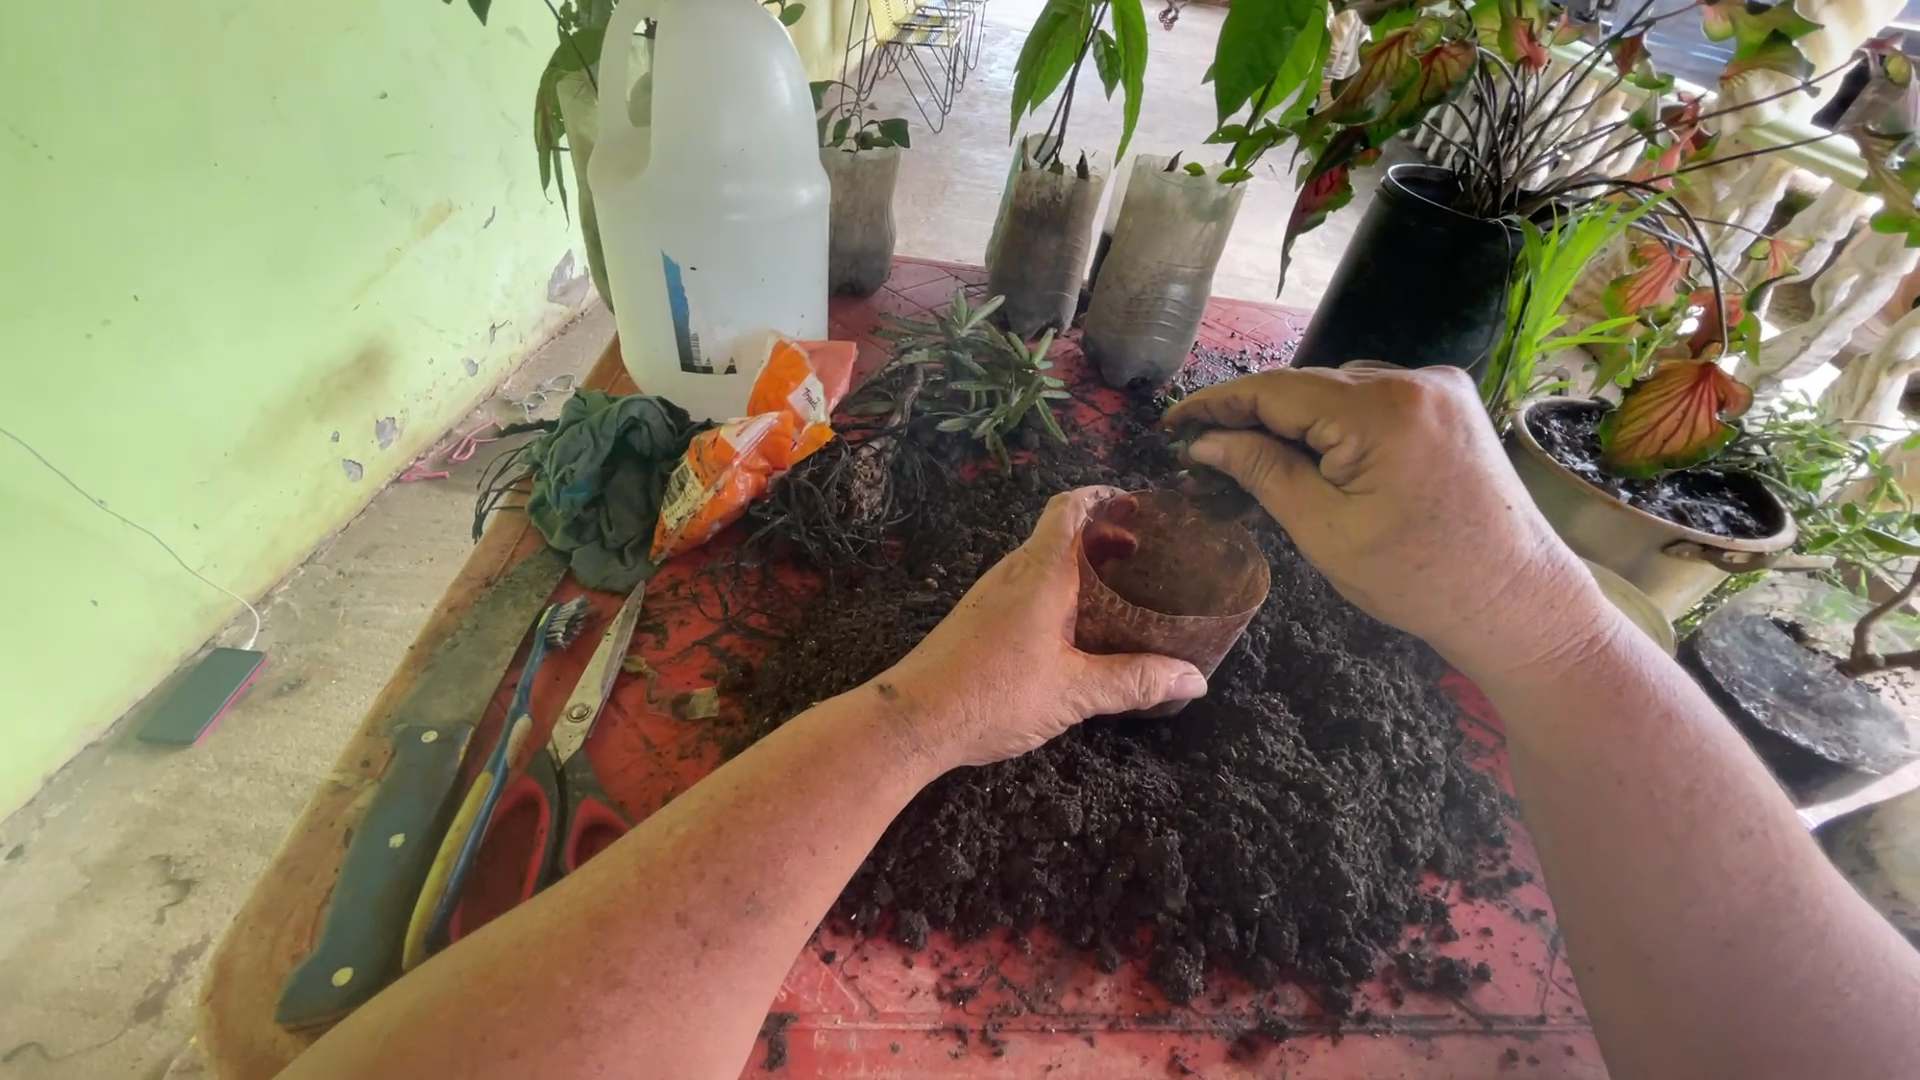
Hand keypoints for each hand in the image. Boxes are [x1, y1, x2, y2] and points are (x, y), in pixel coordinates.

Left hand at [877, 486, 1208, 769]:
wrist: (913, 718)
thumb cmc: (994, 694)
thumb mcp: (1074, 692)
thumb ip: (1134, 681)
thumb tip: (1194, 678)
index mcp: (1040, 573)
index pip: (1069, 509)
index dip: (1103, 498)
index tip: (1137, 508)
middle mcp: (1013, 572)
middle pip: (1060, 534)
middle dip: (1103, 537)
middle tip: (1143, 557)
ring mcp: (992, 594)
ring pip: (1042, 563)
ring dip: (1081, 568)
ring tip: (1119, 593)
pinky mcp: (979, 617)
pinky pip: (1027, 588)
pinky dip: (1059, 591)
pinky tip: (1076, 629)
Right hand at [1165, 366, 1609, 676]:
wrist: (1515, 602)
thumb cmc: (1414, 578)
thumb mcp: (1321, 528)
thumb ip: (1260, 471)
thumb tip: (1204, 442)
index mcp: (1382, 410)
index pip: (1275, 390)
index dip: (1216, 403)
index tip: (1172, 422)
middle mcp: (1414, 380)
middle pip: (1306, 387)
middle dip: (1250, 416)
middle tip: (1201, 449)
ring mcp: (1437, 389)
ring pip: (1335, 392)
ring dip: (1289, 420)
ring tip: (1249, 457)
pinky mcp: (1447, 406)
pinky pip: (1368, 401)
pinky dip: (1329, 423)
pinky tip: (1310, 454)